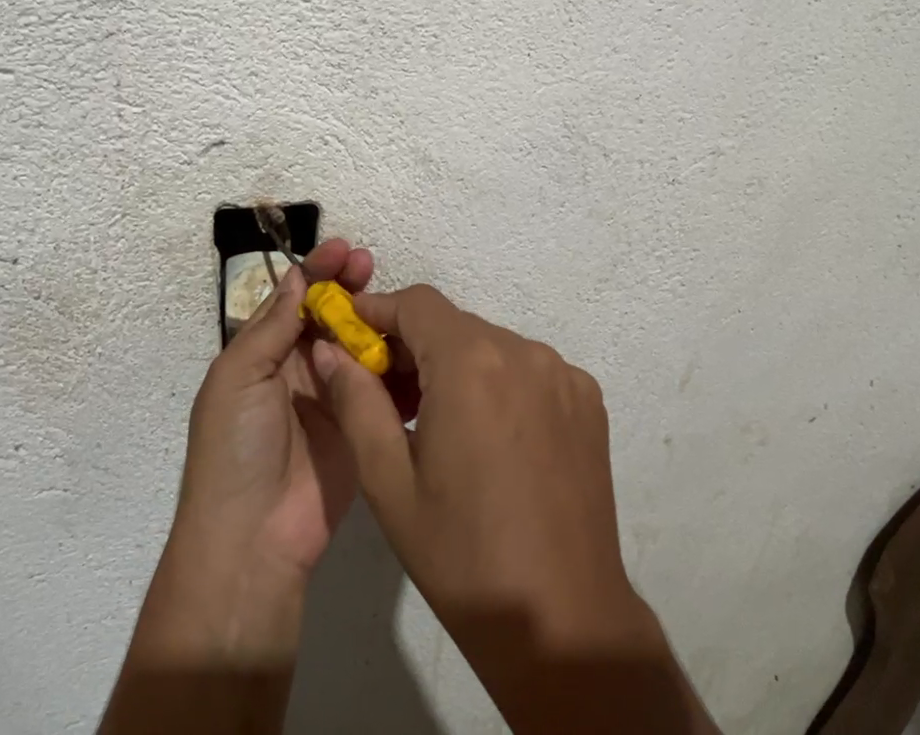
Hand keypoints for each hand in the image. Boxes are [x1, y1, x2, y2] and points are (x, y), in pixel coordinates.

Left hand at [101, 241, 374, 734]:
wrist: (255, 536)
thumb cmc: (235, 447)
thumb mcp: (239, 376)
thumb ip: (271, 326)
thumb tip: (297, 278)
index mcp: (261, 355)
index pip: (293, 301)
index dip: (317, 273)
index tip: (344, 249)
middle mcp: (297, 372)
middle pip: (330, 318)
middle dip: (350, 289)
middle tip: (373, 267)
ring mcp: (333, 401)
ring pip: (360, 348)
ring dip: (377, 323)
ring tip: (399, 305)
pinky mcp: (362, 428)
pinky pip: (383, 388)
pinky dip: (399, 366)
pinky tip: (417, 346)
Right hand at [312, 286, 716, 733]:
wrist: (563, 617)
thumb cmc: (460, 553)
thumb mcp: (388, 479)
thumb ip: (356, 401)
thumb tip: (331, 349)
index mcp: (473, 364)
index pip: (417, 303)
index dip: (376, 312)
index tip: (347, 336)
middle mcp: (526, 353)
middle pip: (455, 324)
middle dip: (412, 345)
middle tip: (381, 392)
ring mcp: (565, 377)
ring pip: (491, 346)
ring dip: (454, 366)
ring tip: (430, 422)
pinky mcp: (588, 403)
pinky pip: (527, 372)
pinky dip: (495, 384)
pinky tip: (482, 438)